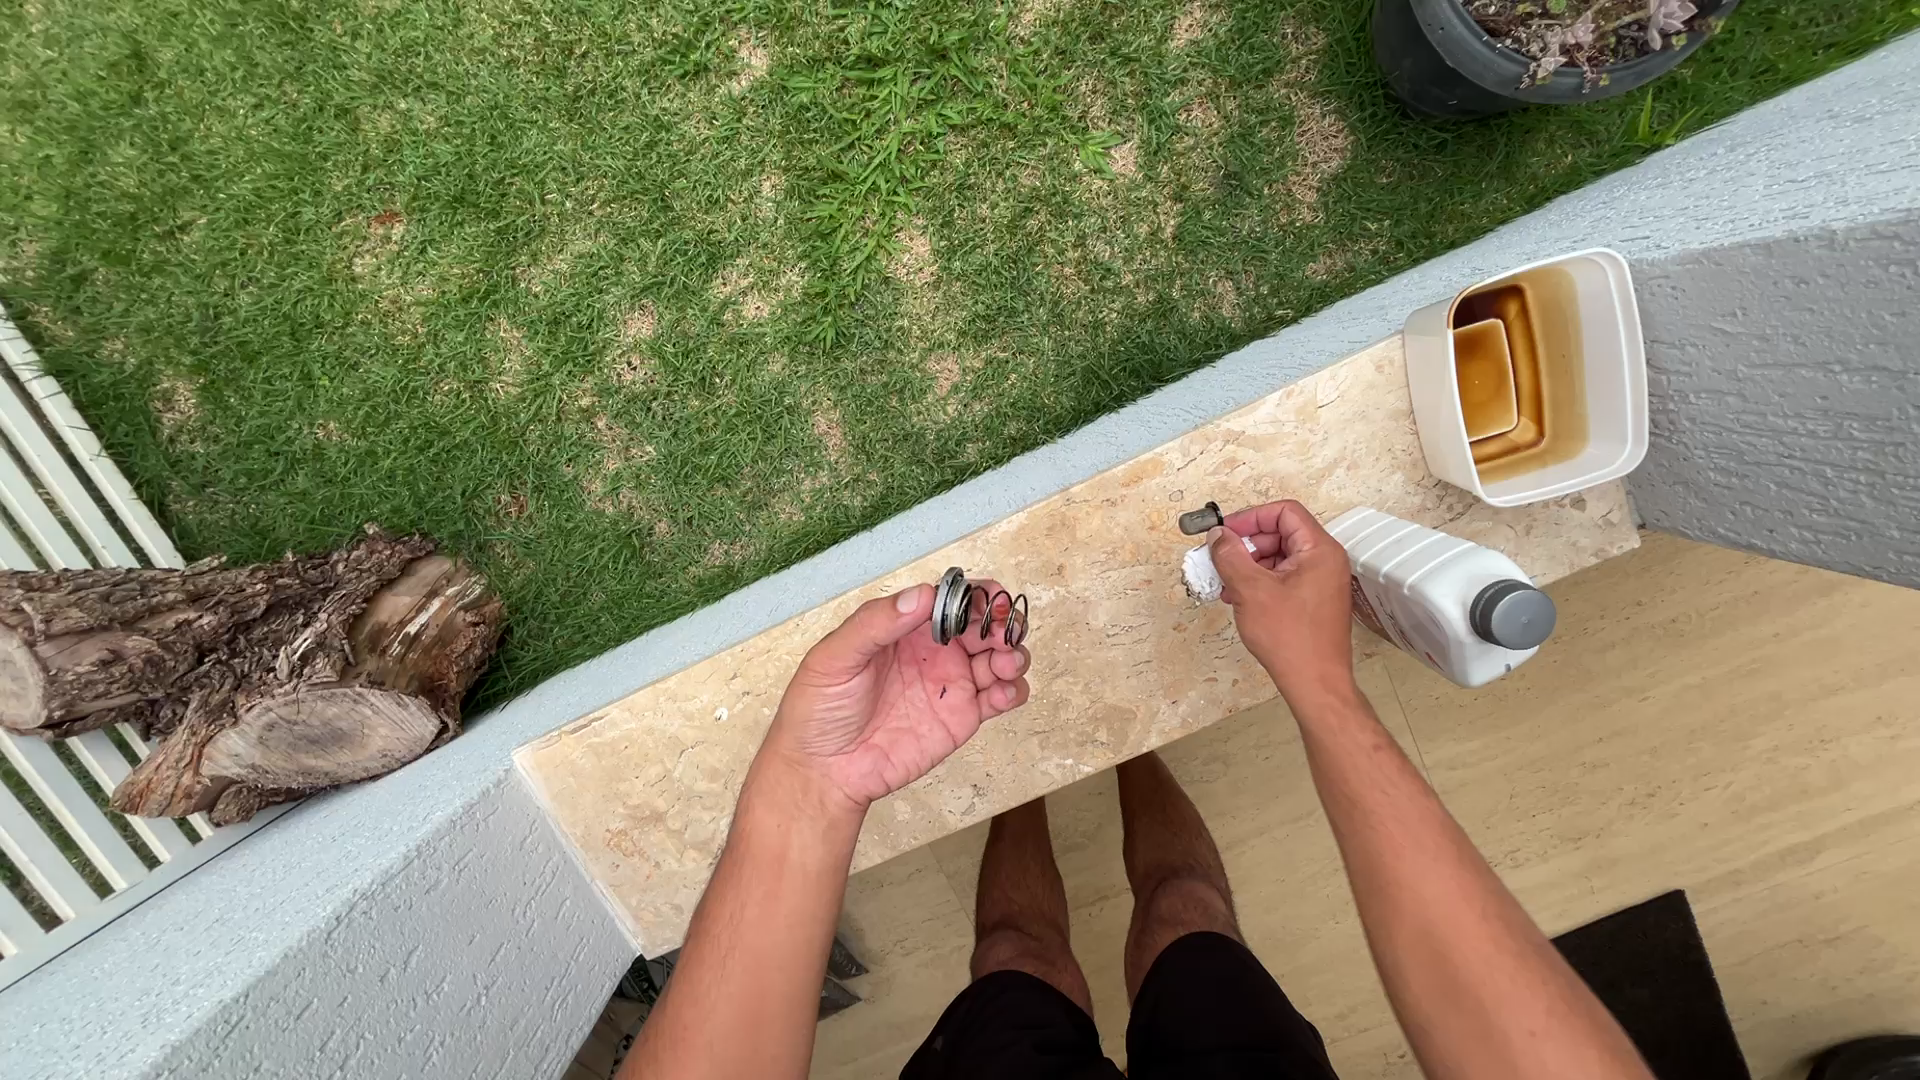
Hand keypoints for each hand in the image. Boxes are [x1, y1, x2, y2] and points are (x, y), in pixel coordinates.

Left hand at [758, 581, 1031, 815]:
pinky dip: (1013, 690)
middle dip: (1003, 622)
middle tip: (1004, 632)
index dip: (976, 595)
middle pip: (984, 624)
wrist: (822, 770)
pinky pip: (999, 697)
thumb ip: (876, 623)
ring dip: (1014, 653)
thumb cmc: (818, 707)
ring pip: (1000, 657)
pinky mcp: (962, 717)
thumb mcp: (835, 656)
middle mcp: (935, 649)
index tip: (990, 599)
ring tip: (1005, 663)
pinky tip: (1002, 693)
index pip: (951, 599)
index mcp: (906, 627)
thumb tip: (922, 595)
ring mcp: (951, 682)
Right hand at [1208, 500, 1356, 705]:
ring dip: (1247, 565)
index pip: (1284, 512)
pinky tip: (1238, 597)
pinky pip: (1280, 577)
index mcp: (1319, 550)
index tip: (1224, 532)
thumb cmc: (1290, 638)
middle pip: (1279, 534)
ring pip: (1277, 557)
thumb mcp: (1250, 589)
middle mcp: (1324, 561)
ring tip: (1225, 584)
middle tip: (1219, 558)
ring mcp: (1319, 581)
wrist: (1314, 682)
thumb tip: (1218, 535)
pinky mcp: (1311, 599)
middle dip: (1245, 545)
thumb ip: (1230, 555)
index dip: (1250, 518)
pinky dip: (1257, 581)